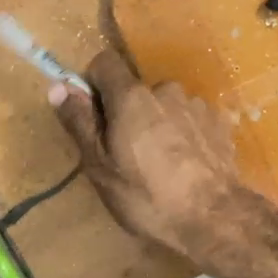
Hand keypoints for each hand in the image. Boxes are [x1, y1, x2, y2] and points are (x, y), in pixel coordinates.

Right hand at [51, 49, 254, 263]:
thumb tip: (59, 86)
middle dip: (128, 113)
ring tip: (160, 164)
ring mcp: (196, 103)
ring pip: (165, 105)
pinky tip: (186, 164)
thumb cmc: (147, 196)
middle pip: (137, 90)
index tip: (94, 114)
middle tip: (127, 154)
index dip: (94, 83)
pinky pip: (190, 118)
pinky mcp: (218, 119)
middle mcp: (165, 89)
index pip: (105, 62)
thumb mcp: (100, 167)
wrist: (213, 216)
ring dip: (158, 123)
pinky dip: (184, 133)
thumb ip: (80, 122)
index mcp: (132, 96)